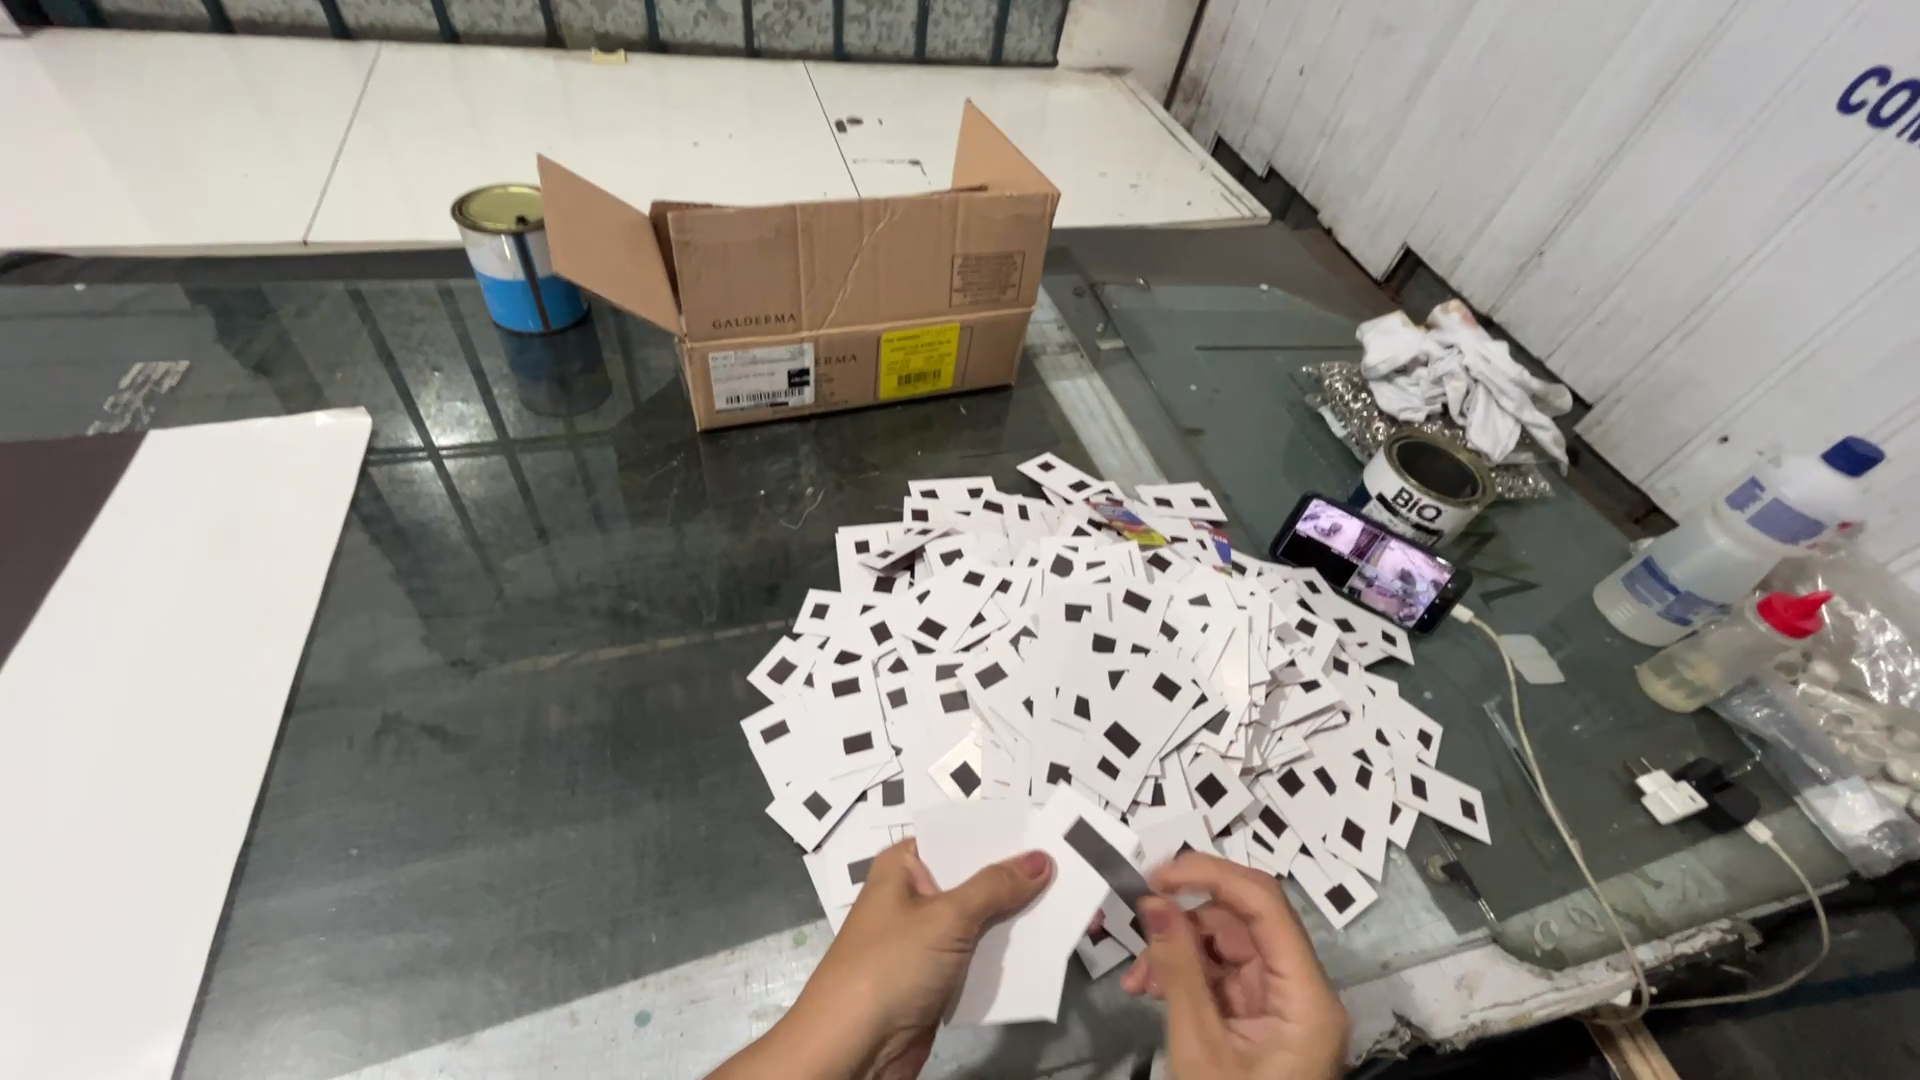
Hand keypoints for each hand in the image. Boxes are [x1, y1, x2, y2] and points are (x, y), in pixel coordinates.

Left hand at [711, 839, 1051, 1079]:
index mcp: (905, 864)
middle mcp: (915, 893)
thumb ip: (996, 887)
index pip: (961, 837)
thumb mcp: (946, 918)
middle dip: (1020, 881)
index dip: (1003, 835)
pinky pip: (979, 955)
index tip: (1051, 833)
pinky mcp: (936, 976)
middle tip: (1073, 873)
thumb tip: (1042, 858)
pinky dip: (1006, 954)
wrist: (850, 1053)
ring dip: (1018, 919)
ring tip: (1070, 910)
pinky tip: (1044, 949)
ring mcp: (925, 937)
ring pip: (982, 919)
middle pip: (976, 878)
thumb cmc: (890, 966)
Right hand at [1122, 853, 1347, 1079]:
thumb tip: (1151, 901)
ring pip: (1224, 941)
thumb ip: (1177, 967)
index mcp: (1305, 994)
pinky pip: (1217, 971)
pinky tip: (1147, 990)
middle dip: (1185, 913)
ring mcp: (1278, 1000)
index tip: (1155, 877)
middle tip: (1138, 915)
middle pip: (1243, 918)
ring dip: (1175, 946)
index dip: (1209, 875)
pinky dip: (1180, 971)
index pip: (1264, 903)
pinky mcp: (1258, 1014)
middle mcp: (1299, 987)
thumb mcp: (1198, 1046)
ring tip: (1137, 978)